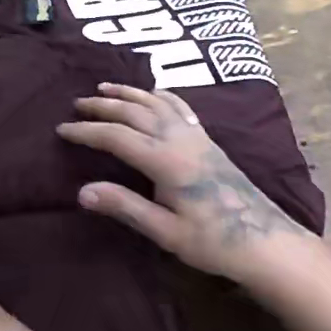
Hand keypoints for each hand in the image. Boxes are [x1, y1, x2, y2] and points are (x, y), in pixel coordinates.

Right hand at [56, 82, 310, 279]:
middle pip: (134, 112)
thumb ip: (124, 207)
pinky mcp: (208, 141)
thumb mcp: (164, 231)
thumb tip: (82, 191)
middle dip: (102, 106)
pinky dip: (161, 95)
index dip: (86, 131)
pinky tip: (153, 92)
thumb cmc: (214, 242)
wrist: (268, 243)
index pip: (116, 137)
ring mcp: (196, 137)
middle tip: (76, 104)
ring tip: (104, 88)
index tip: (62, 130)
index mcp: (165, 161)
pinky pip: (180, 107)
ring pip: (156, 103)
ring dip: (128, 93)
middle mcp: (180, 140)